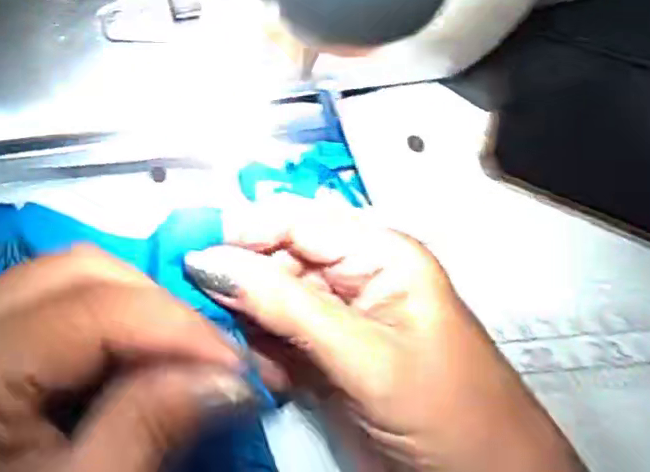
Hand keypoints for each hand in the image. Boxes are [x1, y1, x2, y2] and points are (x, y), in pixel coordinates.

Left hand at [0, 246, 260, 471]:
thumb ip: (148, 428)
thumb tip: (229, 377)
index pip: (97, 306)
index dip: (177, 327)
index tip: (243, 368)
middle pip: (85, 271)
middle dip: (160, 309)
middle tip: (222, 365)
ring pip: (73, 271)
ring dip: (137, 305)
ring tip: (189, 359)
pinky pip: (54, 288)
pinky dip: (105, 311)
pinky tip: (137, 351)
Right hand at [182, 198, 581, 471]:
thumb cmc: (460, 429)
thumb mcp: (368, 361)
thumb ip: (285, 305)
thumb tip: (208, 261)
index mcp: (378, 253)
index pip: (291, 219)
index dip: (239, 231)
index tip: (189, 252)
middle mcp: (353, 272)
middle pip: (271, 255)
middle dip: (238, 283)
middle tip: (204, 312)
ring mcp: (337, 314)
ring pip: (264, 295)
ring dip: (245, 321)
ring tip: (240, 352)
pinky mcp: (325, 352)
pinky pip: (272, 332)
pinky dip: (257, 350)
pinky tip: (260, 373)